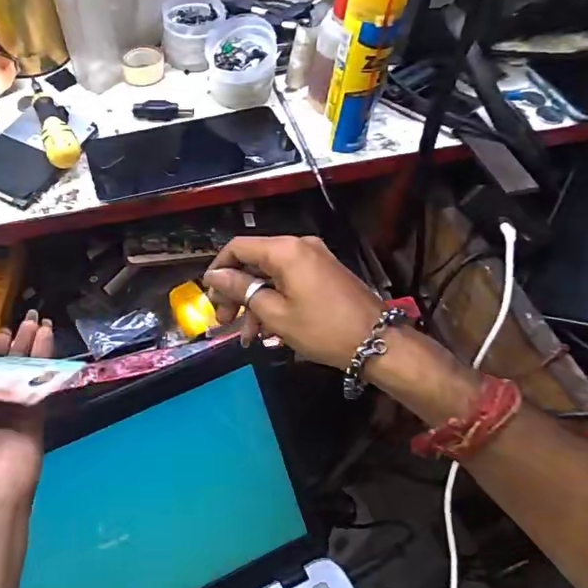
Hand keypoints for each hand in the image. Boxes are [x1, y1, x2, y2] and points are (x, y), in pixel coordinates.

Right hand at [203, 236, 384, 369]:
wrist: (377, 341)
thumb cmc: (322, 328)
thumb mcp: (276, 314)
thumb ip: (242, 290)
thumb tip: (215, 276)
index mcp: (286, 249)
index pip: (238, 247)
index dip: (219, 268)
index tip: (210, 296)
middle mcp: (300, 245)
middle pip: (254, 261)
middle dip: (236, 291)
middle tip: (225, 321)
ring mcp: (315, 257)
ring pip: (272, 274)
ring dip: (256, 302)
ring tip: (249, 336)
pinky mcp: (325, 272)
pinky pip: (290, 280)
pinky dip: (276, 299)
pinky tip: (269, 329)